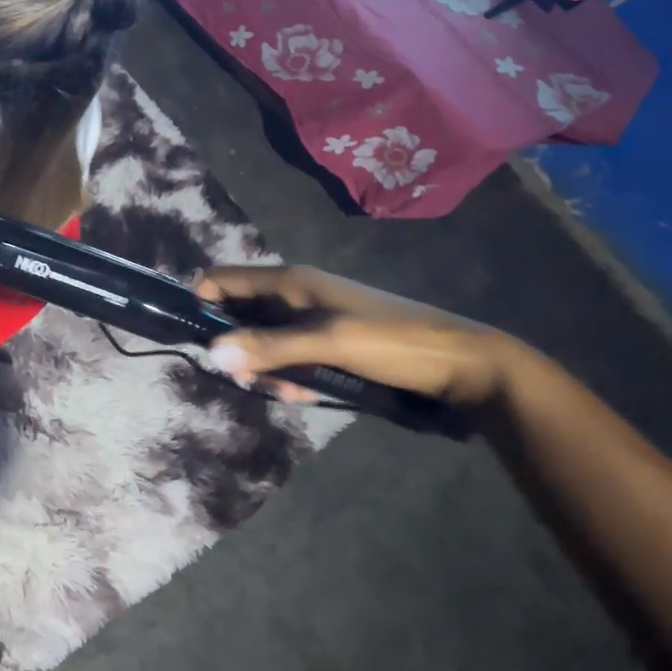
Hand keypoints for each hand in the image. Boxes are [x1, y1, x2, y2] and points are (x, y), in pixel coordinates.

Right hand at [194, 265, 539, 407]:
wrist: (471, 364)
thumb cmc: (395, 343)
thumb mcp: (328, 344)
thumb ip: (269, 347)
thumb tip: (211, 352)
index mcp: (291, 280)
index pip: (221, 279)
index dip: (201, 303)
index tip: (200, 341)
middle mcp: (297, 292)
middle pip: (239, 311)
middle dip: (235, 344)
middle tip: (249, 377)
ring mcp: (315, 317)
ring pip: (264, 337)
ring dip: (264, 364)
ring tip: (286, 390)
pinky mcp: (332, 340)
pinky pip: (291, 352)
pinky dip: (289, 370)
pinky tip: (306, 391)